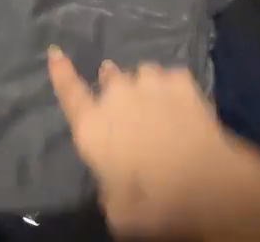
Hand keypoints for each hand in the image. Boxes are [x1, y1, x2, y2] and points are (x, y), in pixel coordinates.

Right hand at [47, 46, 251, 238]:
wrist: (204, 184)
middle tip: (129, 109)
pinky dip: (175, 89)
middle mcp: (115, 96)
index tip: (55, 51)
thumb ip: (109, 183)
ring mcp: (149, 82)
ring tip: (160, 109)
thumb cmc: (152, 204)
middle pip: (110, 77)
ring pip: (142, 73)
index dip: (61, 72)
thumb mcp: (116, 209)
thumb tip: (115, 179)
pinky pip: (172, 78)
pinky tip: (184, 107)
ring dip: (146, 87)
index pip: (69, 92)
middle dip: (114, 85)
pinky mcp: (180, 79)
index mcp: (92, 126)